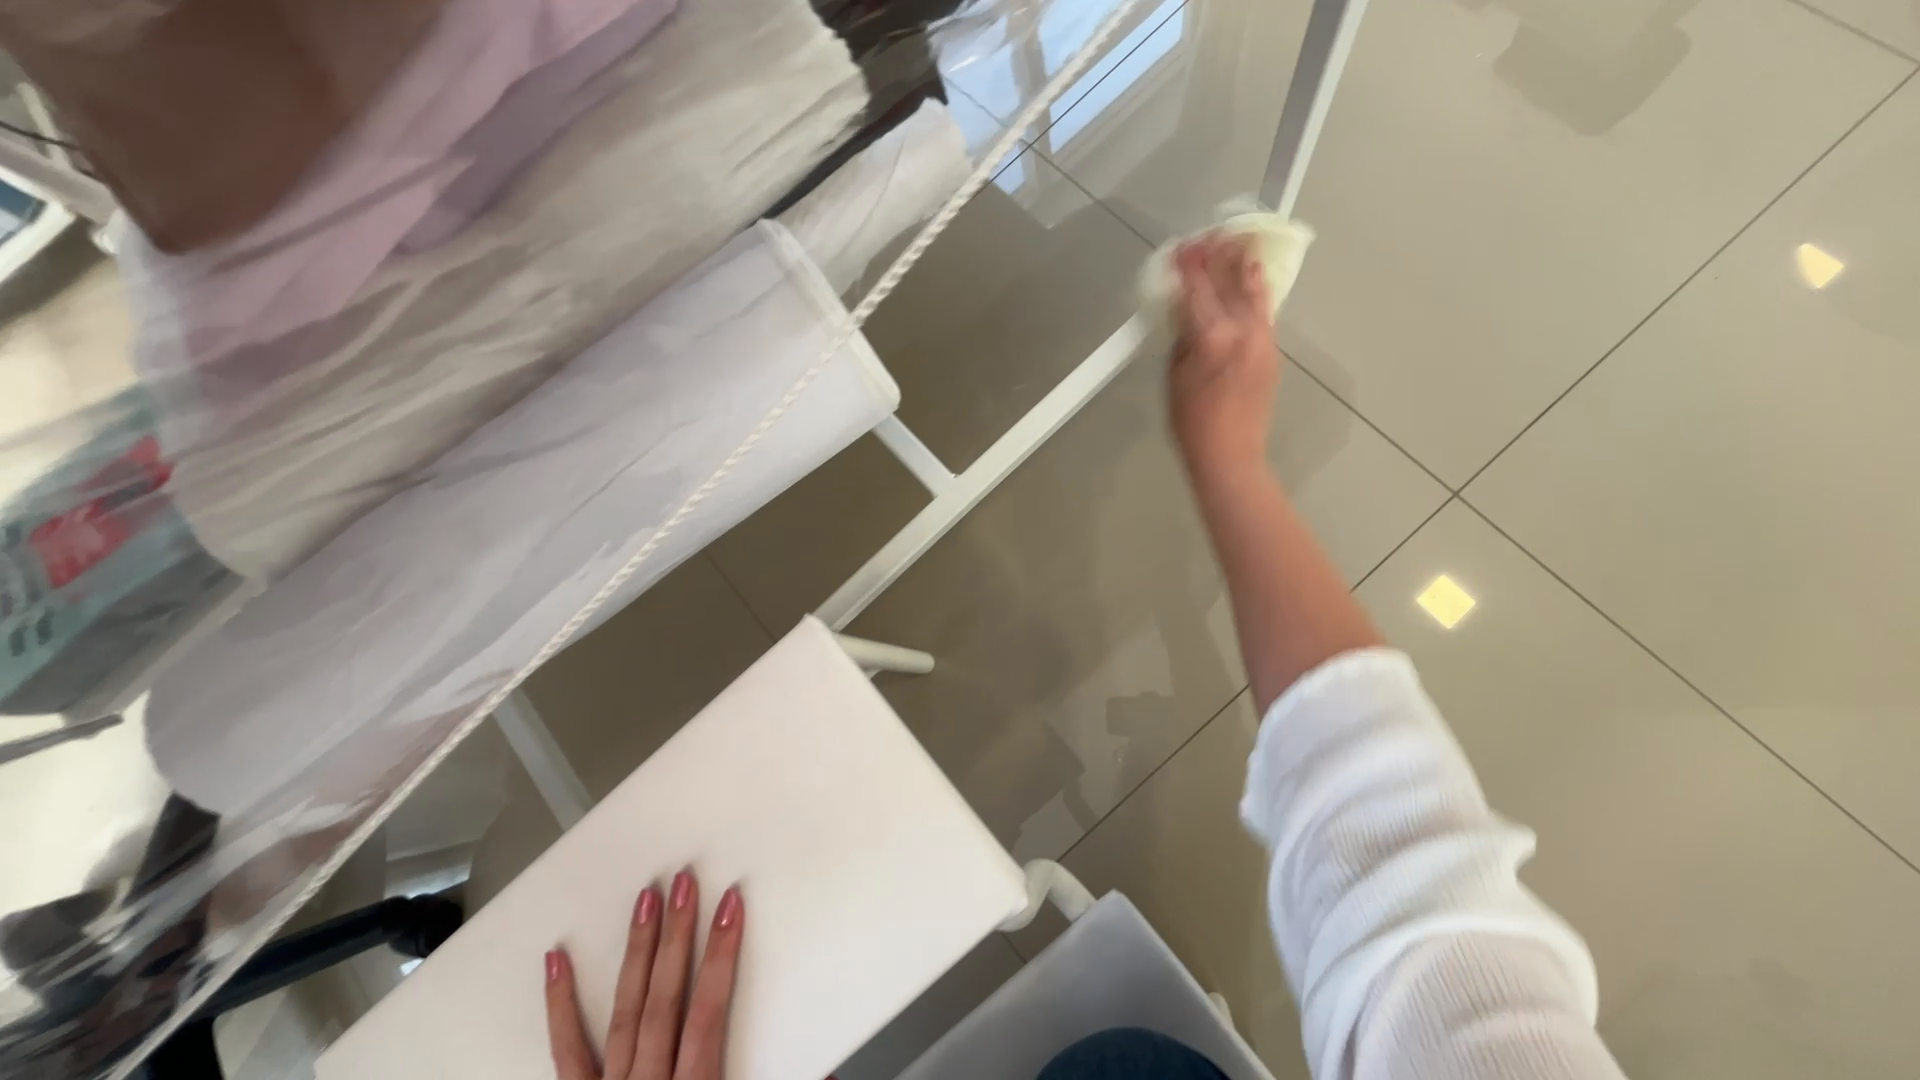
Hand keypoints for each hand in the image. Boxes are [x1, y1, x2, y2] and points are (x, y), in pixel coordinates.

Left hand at [545, 873, 744, 1079]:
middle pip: (664, 1001)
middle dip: (677, 937)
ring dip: (638, 952)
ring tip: (647, 900)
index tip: (731, 907)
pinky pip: (567, 1050)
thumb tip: (780, 1045)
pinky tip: (557, 961)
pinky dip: (561, 1005)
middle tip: (684, 884)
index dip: (722, 957)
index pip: (708, 1015)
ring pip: (625, 1013)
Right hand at [1166, 232, 1280, 478]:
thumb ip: (1182, 336)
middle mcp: (1242, 331)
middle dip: (1220, 256)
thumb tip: (1186, 311)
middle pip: (1231, 281)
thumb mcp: (1174, 375)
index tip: (1183, 247)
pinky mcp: (1272, 352)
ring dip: (1245, 266)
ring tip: (1243, 243)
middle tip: (1213, 235)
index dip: (1189, 264)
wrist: (1231, 455)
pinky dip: (1256, 292)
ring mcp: (1262, 340)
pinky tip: (1252, 281)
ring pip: (1255, 293)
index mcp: (1212, 336)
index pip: (1197, 288)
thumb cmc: (1191, 422)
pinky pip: (1263, 312)